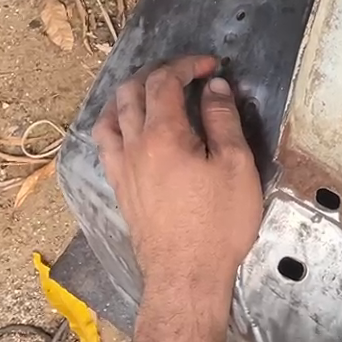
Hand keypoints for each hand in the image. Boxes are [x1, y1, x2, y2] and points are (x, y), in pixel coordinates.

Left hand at [95, 56, 263, 307]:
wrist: (186, 277)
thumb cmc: (218, 222)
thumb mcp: (235, 166)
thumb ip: (223, 120)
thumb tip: (214, 87)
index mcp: (163, 134)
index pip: (165, 81)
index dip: (187, 65)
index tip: (211, 65)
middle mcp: (133, 144)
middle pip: (132, 90)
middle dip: (160, 72)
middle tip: (188, 74)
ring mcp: (121, 167)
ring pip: (111, 114)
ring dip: (132, 93)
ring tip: (154, 92)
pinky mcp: (118, 187)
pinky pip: (106, 142)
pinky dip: (116, 121)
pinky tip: (129, 127)